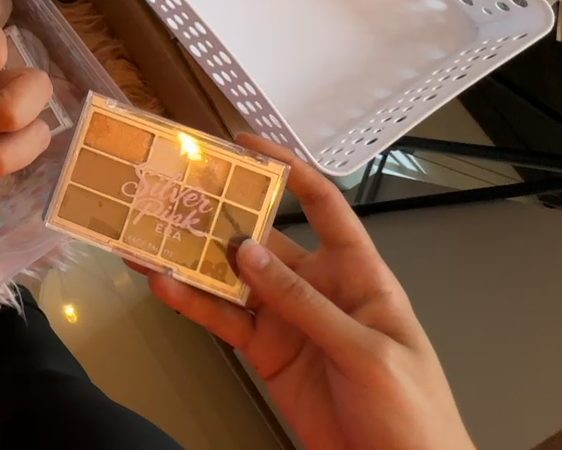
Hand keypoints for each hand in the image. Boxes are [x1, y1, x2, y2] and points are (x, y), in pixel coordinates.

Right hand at [136, 135, 473, 449]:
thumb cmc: (415, 416)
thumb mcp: (368, 354)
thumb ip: (304, 303)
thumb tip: (244, 249)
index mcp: (355, 274)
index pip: (323, 206)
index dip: (288, 169)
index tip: (244, 144)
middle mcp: (313, 286)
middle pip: (259, 236)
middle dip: (216, 213)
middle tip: (171, 189)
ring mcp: (284, 317)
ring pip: (228, 275)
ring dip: (189, 259)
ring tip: (147, 238)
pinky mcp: (262, 349)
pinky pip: (220, 317)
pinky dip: (189, 301)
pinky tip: (161, 285)